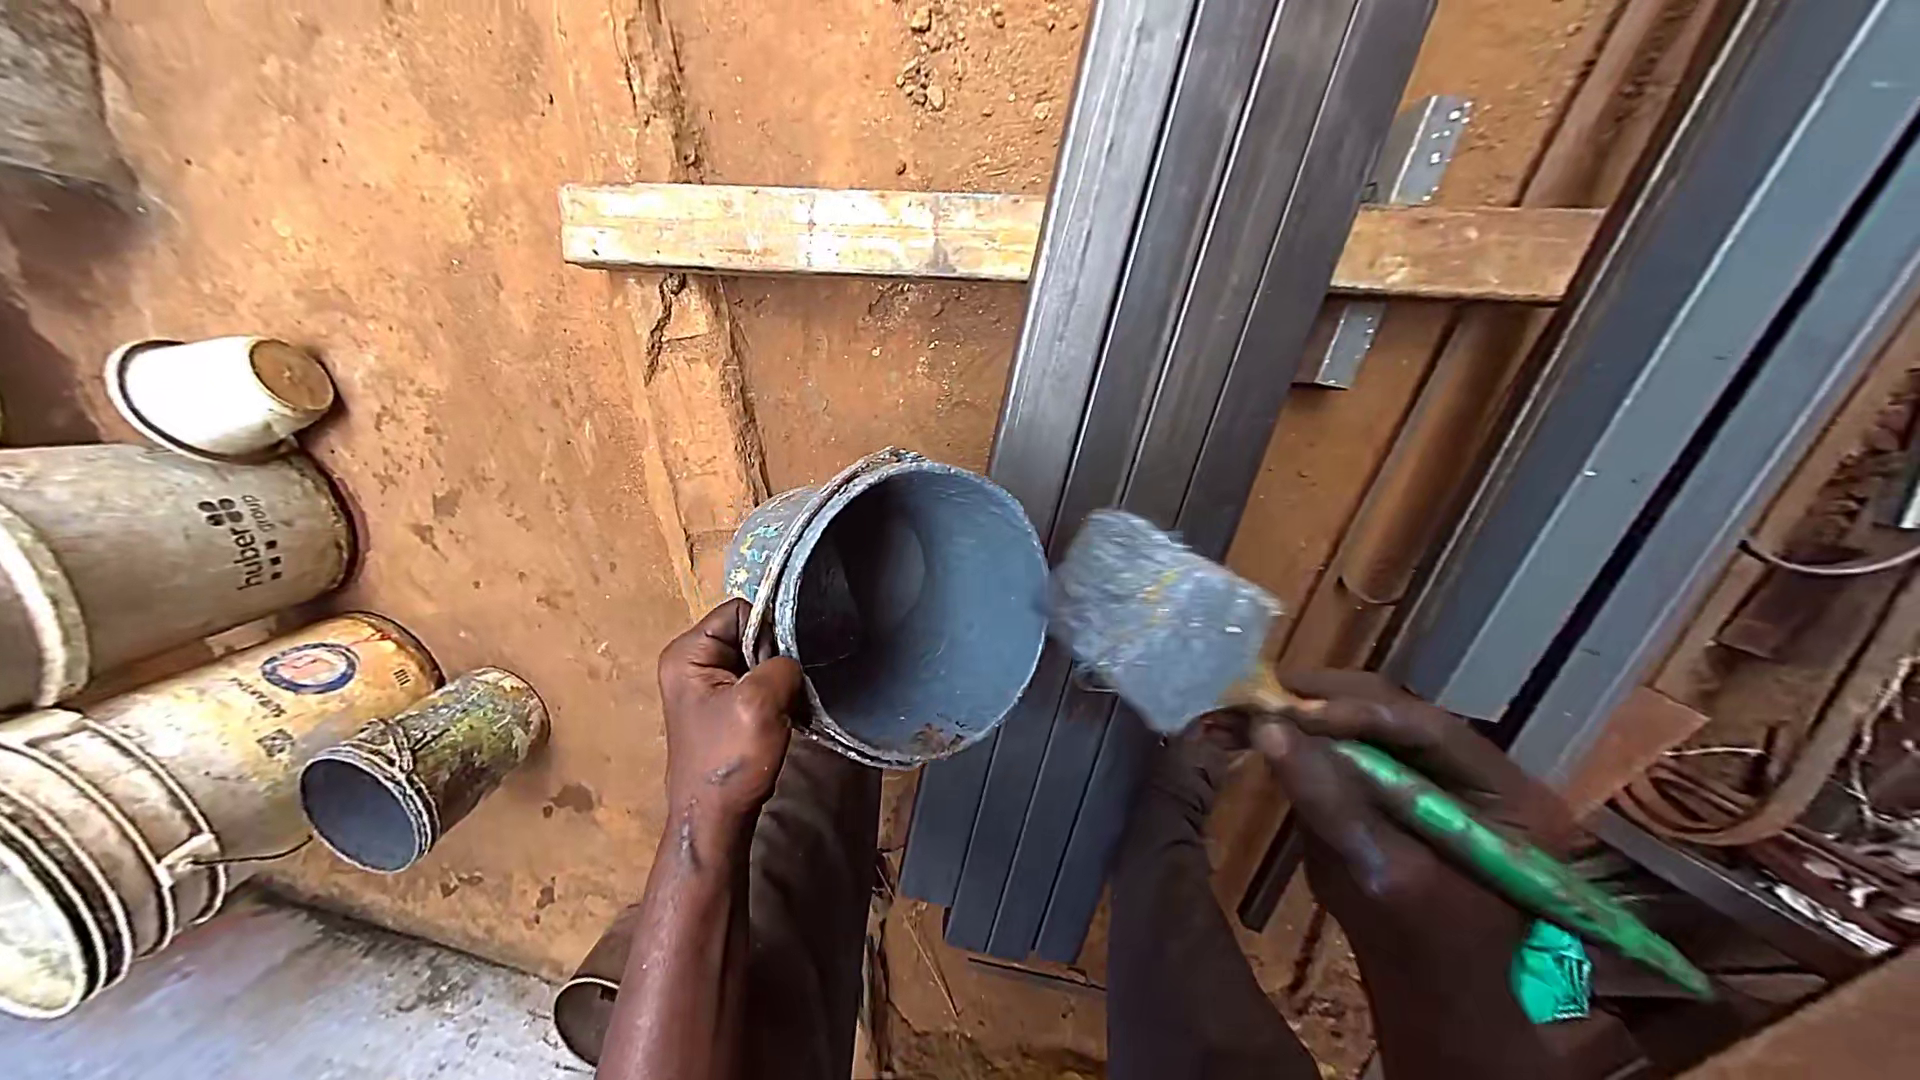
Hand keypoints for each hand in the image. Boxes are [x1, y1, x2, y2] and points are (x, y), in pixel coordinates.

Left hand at [656, 599, 803, 828]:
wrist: (717, 817)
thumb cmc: (729, 759)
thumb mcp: (760, 701)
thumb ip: (781, 662)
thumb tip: (793, 659)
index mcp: (686, 653)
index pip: (740, 610)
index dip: (768, 629)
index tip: (779, 665)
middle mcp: (692, 662)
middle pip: (749, 632)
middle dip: (774, 655)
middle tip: (784, 688)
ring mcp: (707, 685)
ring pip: (758, 657)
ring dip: (777, 677)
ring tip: (784, 703)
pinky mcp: (724, 705)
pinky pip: (758, 680)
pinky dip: (775, 692)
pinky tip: (781, 712)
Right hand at [1245, 671, 1574, 1077]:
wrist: (1431, 989)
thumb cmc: (1422, 948)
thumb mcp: (1377, 875)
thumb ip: (1327, 799)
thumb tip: (1265, 728)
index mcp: (1512, 799)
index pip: (1430, 729)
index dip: (1356, 712)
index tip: (1288, 708)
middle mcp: (1483, 772)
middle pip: (1400, 710)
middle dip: (1328, 700)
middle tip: (1265, 694)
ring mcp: (1444, 773)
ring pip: (1376, 716)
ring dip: (1317, 709)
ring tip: (1264, 707)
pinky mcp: (1405, 779)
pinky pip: (1359, 740)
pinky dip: (1316, 732)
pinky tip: (1281, 731)